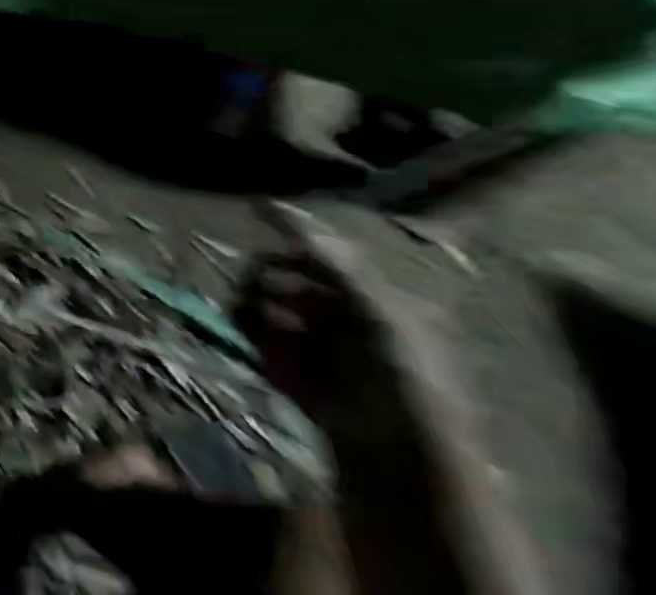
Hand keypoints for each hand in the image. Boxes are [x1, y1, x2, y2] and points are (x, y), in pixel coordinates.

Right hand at [236, 211, 415, 442]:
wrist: (395, 450)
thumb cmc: (403, 379)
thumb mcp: (381, 316)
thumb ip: (338, 267)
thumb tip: (295, 218)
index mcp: (368, 298)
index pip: (322, 255)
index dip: (292, 230)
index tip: (256, 205)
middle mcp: (335, 313)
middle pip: (283, 274)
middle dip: (268, 276)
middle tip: (258, 286)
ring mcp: (307, 339)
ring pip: (261, 301)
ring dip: (255, 307)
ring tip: (262, 326)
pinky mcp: (283, 361)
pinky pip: (253, 333)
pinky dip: (251, 333)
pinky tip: (258, 343)